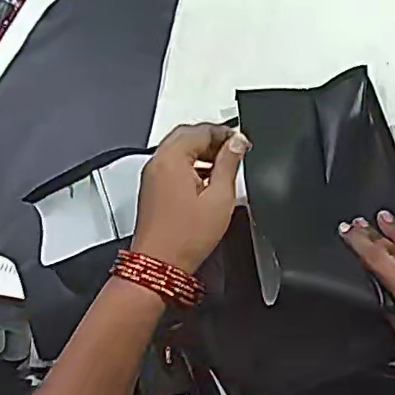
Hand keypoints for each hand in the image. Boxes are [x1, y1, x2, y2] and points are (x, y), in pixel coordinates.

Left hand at [130, 124, 249, 272]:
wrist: (159, 265)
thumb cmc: (184, 238)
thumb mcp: (219, 197)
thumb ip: (229, 164)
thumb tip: (237, 143)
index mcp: (172, 158)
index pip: (201, 130)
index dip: (226, 133)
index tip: (242, 142)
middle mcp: (157, 163)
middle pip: (186, 136)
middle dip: (212, 139)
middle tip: (234, 150)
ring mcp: (152, 176)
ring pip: (178, 150)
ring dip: (201, 152)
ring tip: (224, 166)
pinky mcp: (152, 190)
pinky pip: (172, 166)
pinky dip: (190, 166)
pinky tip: (207, 182)